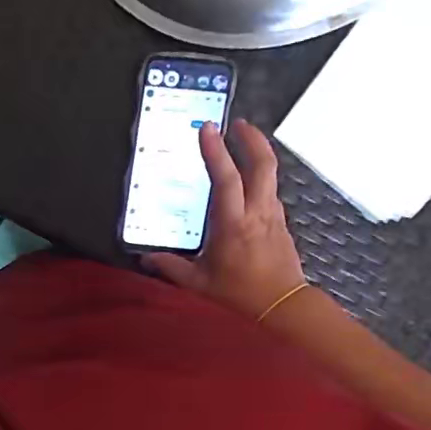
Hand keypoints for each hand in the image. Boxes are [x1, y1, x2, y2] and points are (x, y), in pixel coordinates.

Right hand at [144, 120, 309, 319]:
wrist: (283, 306)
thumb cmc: (241, 294)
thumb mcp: (199, 283)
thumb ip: (171, 267)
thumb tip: (147, 258)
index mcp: (234, 224)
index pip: (227, 178)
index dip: (216, 150)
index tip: (208, 129)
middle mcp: (257, 213)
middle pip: (263, 163)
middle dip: (251, 138)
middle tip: (236, 123)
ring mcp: (273, 216)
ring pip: (270, 175)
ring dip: (257, 155)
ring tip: (242, 146)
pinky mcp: (280, 223)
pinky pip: (270, 192)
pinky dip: (260, 179)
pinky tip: (247, 186)